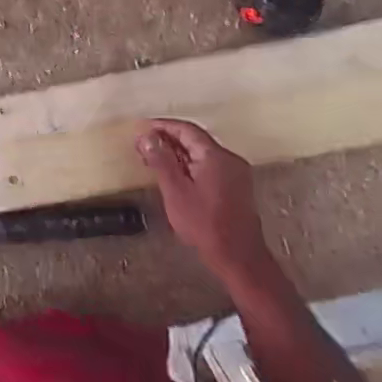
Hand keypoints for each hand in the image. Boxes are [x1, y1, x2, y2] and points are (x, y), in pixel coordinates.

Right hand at [136, 119, 275, 281]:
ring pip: (203, 154)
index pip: (187, 129)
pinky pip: (211, 166)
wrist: (238, 256)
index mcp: (215, 155)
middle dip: (169, 139)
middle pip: (196, 140)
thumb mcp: (176, 192)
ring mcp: (236, 172)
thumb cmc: (204, 224)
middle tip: (145, 144)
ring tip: (156, 159)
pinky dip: (192, 165)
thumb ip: (161, 161)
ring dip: (180, 153)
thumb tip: (146, 136)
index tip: (144, 127)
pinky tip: (178, 176)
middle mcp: (229, 158)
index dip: (163, 126)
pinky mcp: (237, 187)